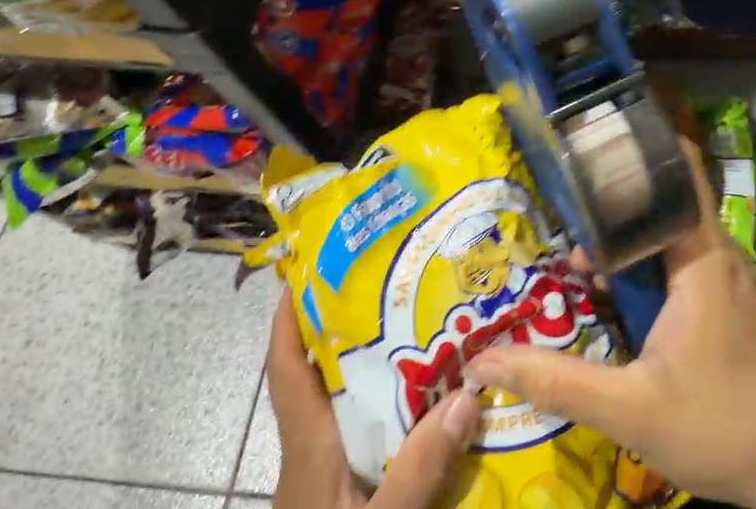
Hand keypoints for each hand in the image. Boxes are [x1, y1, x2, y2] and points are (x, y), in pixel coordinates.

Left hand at [268, 300, 485, 508]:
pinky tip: (428, 406)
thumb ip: (419, 467)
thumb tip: (467, 395)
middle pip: (319, 374)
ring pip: (344, 403)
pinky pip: (363, 433)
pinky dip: (389, 409)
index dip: (292, 316)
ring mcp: (324, 471)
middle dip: (348, 327)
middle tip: (395, 287)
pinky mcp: (340, 490)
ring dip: (372, 368)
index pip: (288, 366)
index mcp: (309, 442)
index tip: (313, 269)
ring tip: (421, 331)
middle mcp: (311, 447)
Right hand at [465, 135, 755, 507]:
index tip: (580, 153)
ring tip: (573, 256)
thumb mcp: (631, 409)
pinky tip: (612, 295)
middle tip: (558, 212)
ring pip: (669, 238)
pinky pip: (681, 265)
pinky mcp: (729, 304)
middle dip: (611, 206)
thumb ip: (558, 381)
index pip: (676, 174)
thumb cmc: (722, 425)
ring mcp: (727, 279)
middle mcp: (718, 254)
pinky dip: (644, 269)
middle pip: (662, 204)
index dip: (631, 157)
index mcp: (700, 257)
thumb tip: (484, 360)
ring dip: (625, 242)